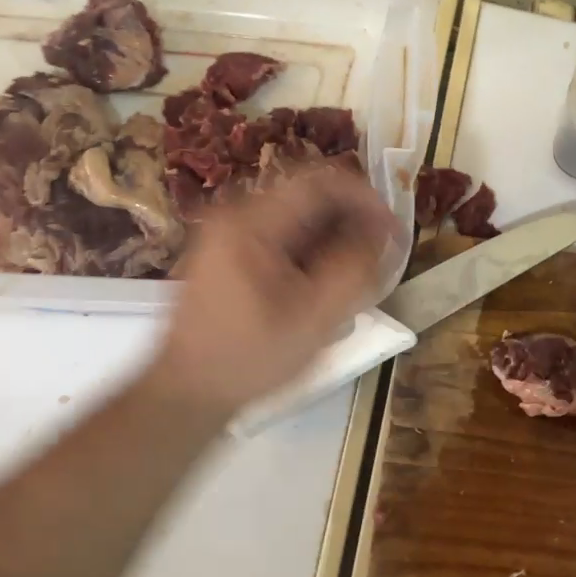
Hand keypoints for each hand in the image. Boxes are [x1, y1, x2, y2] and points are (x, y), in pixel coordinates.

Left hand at [143, 171, 398, 412]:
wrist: (182, 393)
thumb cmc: (247, 359)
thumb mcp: (313, 320)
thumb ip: (352, 270)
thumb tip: (379, 233)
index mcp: (252, 222)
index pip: (322, 182)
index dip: (367, 199)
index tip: (393, 231)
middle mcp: (235, 214)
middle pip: (310, 197)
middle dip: (352, 222)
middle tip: (379, 258)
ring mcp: (227, 232)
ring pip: (298, 217)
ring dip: (334, 238)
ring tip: (357, 275)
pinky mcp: (227, 253)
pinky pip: (280, 235)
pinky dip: (311, 251)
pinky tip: (324, 285)